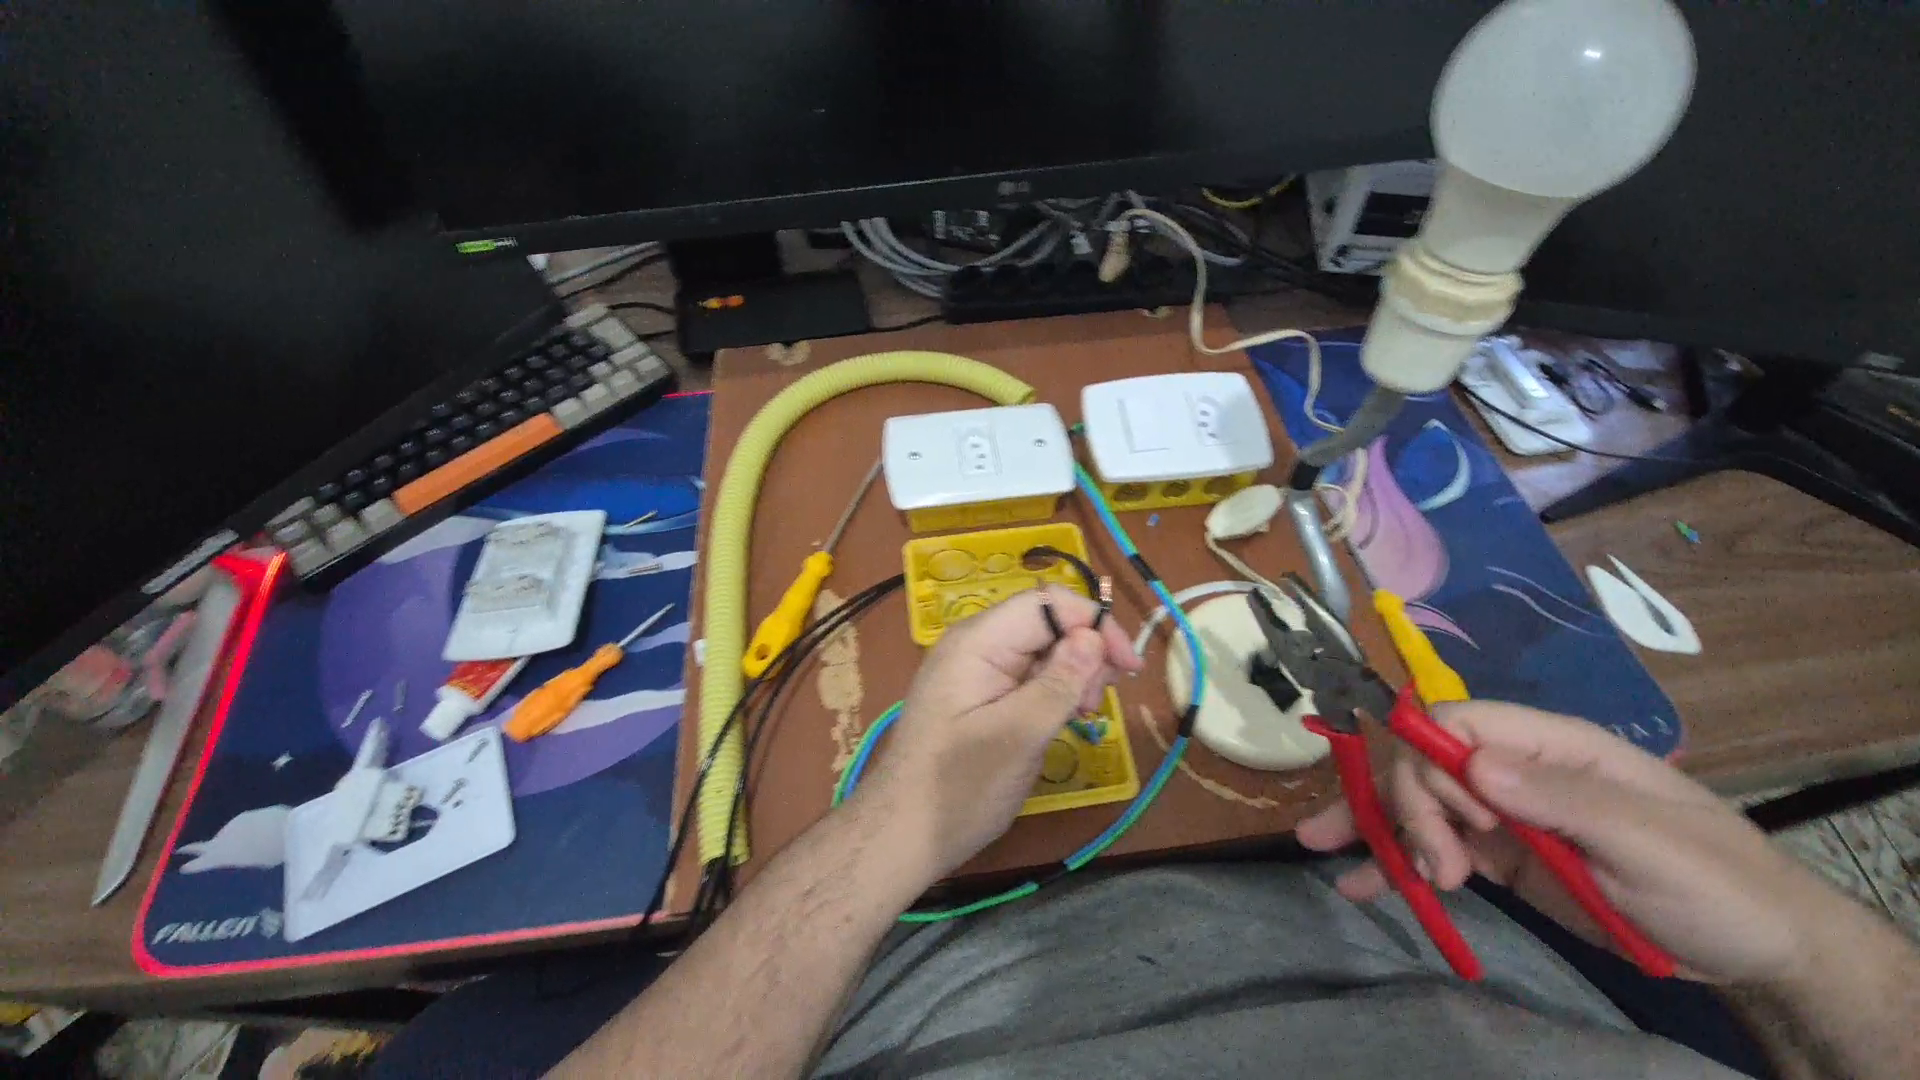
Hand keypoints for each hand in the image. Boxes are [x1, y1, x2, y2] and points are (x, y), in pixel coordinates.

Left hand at [847, 586, 1142, 884]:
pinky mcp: (982, 697)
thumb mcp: (1017, 736)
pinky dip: (1055, 691)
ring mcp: (976, 671)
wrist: (903, 835)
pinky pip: (1028, 676)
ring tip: (1083, 714)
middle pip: (1045, 623)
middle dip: (1085, 651)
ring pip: (1042, 650)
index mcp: (977, 642)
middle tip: (1097, 703)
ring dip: (1074, 673)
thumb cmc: (959, 788)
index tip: (1128, 665)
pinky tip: (1065, 717)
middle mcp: (975, 645)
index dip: (1093, 623)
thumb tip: (1093, 636)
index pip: (1045, 603)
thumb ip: (1058, 683)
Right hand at [1297, 700, 1852, 985]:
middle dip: (1408, 811)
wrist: (1761, 952)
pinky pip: (1433, 851)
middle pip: (1423, 765)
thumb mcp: (1652, 842)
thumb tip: (1473, 763)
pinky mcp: (1499, 858)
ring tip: (1330, 859)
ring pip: (1415, 805)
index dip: (1430, 762)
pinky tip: (1359, 883)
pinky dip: (1394, 865)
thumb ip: (1564, 799)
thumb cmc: (1719, 884)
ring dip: (1376, 830)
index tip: (1455, 823)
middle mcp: (1515, 771)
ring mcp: (1503, 815)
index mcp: (1550, 746)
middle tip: (1434, 872)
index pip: (1457, 723)